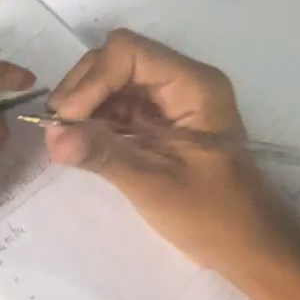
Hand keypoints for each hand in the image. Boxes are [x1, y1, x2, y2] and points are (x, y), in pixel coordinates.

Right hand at [44, 29, 299, 278]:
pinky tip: (81, 140)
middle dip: (81, 89)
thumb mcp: (153, 186)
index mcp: (193, 86)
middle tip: (59, 128)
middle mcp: (180, 79)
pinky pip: (112, 99)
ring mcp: (166, 96)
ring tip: (66, 136)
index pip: (126, 52)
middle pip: (113, 58)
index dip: (91, 80)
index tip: (69, 119)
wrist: (247, 247)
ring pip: (107, 76)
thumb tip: (52, 137)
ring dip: (81, 102)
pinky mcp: (153, 115)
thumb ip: (103, 155)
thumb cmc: (213, 217)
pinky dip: (90, 116)